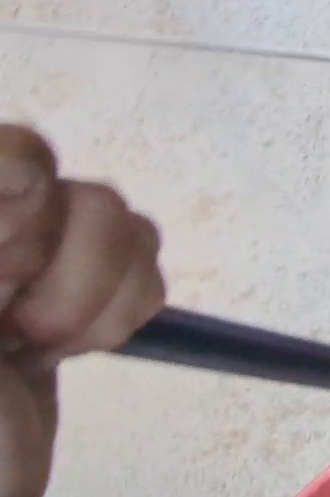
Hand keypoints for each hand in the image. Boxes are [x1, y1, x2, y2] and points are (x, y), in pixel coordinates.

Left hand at [0, 126, 164, 496]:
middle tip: (11, 326)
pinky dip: (126, 307)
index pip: (6, 150)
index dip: (15, 173)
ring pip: (123, 222)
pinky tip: (73, 344)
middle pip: (75, 187)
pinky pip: (149, 265)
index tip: (11, 238)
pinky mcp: (85, 290)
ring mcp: (33, 259)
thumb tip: (23, 165)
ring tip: (42, 345)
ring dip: (100, 294)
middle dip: (62, 263)